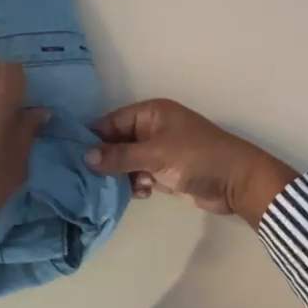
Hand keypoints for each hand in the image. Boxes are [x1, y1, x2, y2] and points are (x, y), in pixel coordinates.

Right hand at [86, 99, 297, 225]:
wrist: (236, 182)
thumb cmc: (196, 157)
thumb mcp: (155, 155)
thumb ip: (120, 157)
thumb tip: (86, 157)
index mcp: (151, 113)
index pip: (112, 122)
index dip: (93, 138)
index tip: (71, 156)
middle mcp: (153, 128)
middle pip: (117, 142)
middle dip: (104, 160)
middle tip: (83, 179)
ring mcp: (160, 151)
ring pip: (127, 162)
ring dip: (120, 176)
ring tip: (110, 190)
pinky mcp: (166, 172)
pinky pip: (140, 175)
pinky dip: (135, 184)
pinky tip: (137, 194)